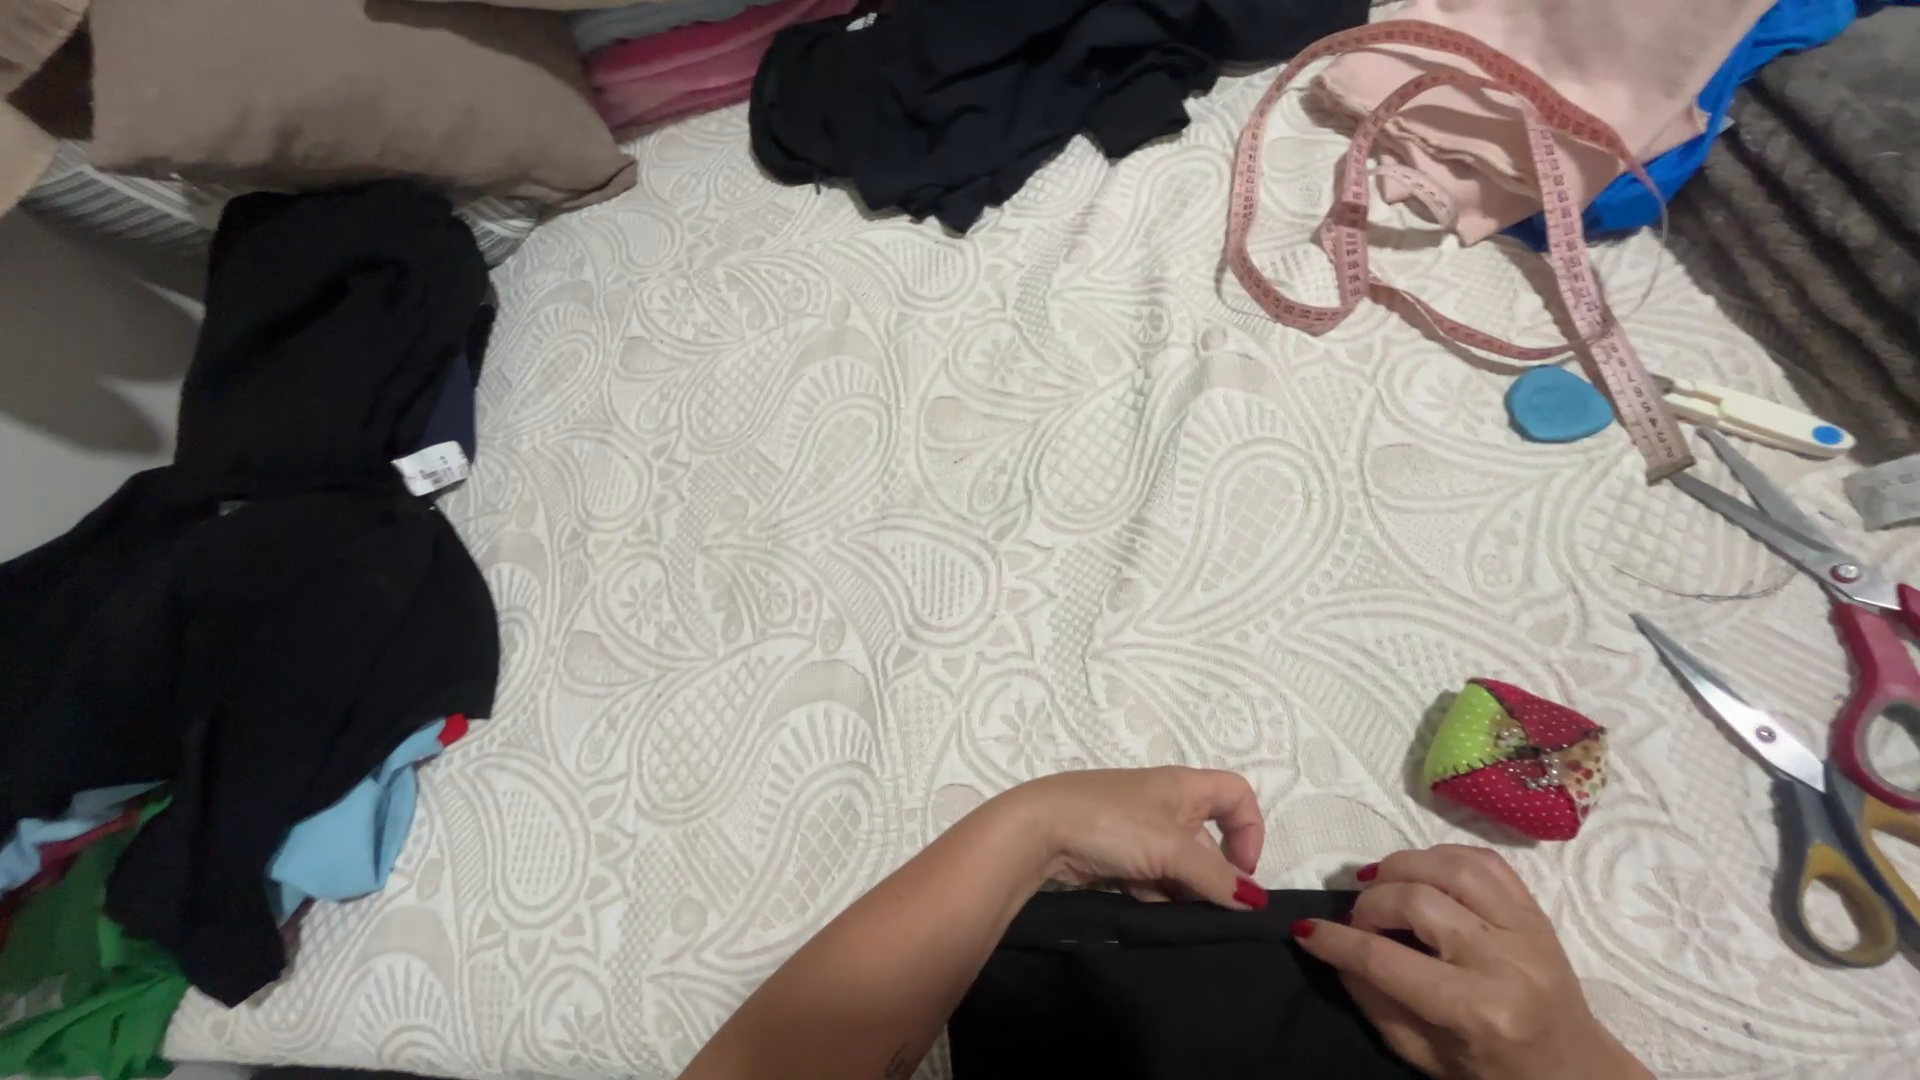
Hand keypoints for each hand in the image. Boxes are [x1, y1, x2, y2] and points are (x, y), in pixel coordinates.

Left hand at [992, 767, 1268, 910]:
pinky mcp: (1118, 854)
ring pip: (1180, 865)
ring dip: (1184, 891)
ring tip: (1178, 915)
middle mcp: (1165, 804)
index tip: (1242, 869)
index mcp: (1183, 786)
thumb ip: (1216, 875)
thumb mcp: (1171, 847)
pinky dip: (1156, 895)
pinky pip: (1152, 878)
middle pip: (1209, 840)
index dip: (1249, 829)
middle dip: (1214, 875)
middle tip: (1212, 911)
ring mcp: (1139, 830)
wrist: (1039, 829)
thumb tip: (1254, 900)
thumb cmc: (1112, 823)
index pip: (1236, 794)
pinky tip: (1148, 910)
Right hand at [1292, 845, 1652, 1079]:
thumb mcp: (1424, 1055)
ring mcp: (1527, 930)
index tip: (1306, 931)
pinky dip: (1440, 857)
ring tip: (1383, 886)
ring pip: (1448, 867)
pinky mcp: (1536, 911)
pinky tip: (1421, 874)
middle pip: (1415, 900)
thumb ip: (1373, 1000)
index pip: (1385, 959)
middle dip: (1369, 905)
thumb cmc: (1496, 1074)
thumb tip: (1331, 948)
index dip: (1334, 940)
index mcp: (1479, 1011)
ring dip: (1401, 868)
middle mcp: (1506, 962)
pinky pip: (1483, 860)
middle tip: (1358, 923)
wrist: (1581, 1077)